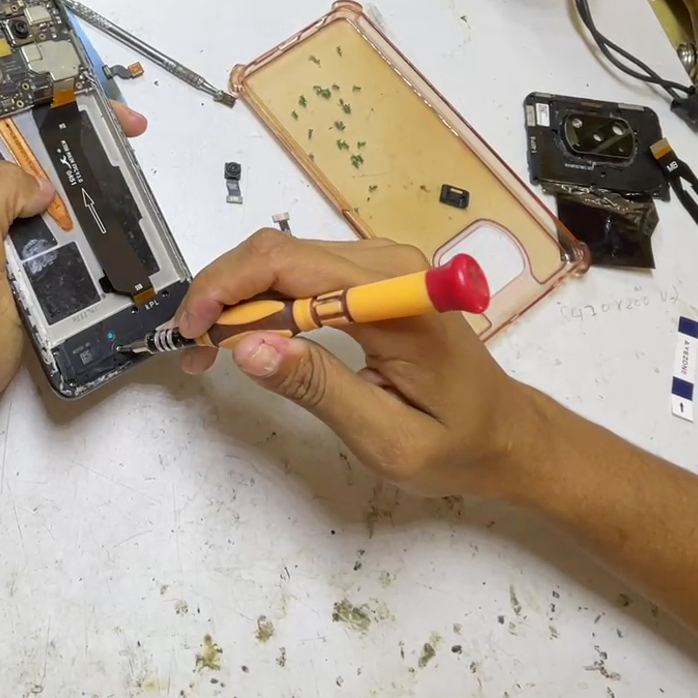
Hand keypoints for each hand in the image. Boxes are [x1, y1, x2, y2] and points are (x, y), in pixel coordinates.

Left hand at [0, 102, 147, 421]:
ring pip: (41, 170)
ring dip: (79, 153)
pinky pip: (57, 210)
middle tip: (117, 118)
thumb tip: (42, 182)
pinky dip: (84, 196)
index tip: (41, 74)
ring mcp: (4, 224)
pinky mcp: (27, 250)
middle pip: (15, 136)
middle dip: (60, 116)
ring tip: (128, 143)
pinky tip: (114, 195)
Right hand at [173, 231, 545, 499]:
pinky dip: (259, 300)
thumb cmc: (456, 444)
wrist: (506, 432)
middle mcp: (383, 261)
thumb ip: (319, 388)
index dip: (225, 290)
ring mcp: (375, 261)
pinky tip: (248, 335)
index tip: (190, 335)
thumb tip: (247, 347)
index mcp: (393, 297)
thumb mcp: (387, 437)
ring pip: (277, 258)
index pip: (286, 265)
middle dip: (220, 296)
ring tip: (212, 349)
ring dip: (234, 298)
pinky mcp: (366, 273)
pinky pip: (295, 271)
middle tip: (194, 351)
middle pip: (274, 253)